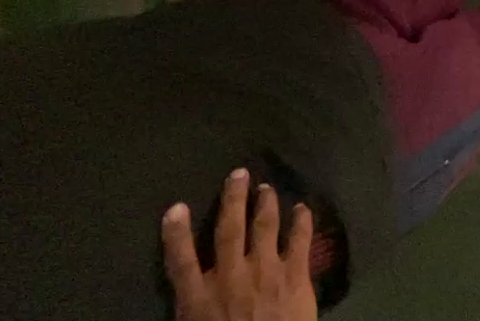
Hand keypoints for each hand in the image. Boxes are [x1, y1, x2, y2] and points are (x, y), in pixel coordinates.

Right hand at [161, 169, 315, 320]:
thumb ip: (192, 308)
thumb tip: (187, 292)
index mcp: (199, 298)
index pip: (181, 261)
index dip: (177, 234)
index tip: (176, 208)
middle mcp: (230, 276)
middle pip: (228, 230)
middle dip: (233, 199)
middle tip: (238, 173)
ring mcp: (266, 270)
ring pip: (265, 226)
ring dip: (266, 203)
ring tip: (267, 187)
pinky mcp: (296, 272)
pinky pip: (300, 238)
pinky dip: (302, 219)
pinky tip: (303, 207)